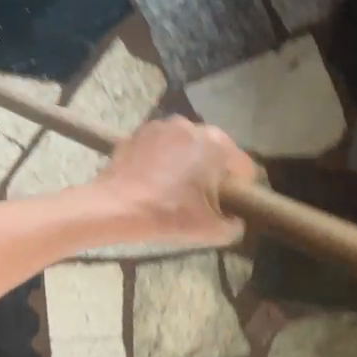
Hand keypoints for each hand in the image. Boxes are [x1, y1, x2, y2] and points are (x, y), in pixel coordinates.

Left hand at [90, 118, 258, 244]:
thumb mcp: (211, 230)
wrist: (115, 206)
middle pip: (212, 152)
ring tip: (172, 187)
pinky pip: (158, 146)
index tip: (227, 204)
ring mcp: (160, 126)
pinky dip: (159, 158)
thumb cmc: (168, 214)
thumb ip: (234, 226)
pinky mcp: (136, 133)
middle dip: (209, 171)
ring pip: (184, 146)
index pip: (242, 167)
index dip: (239, 188)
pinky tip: (152, 178)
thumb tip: (234, 220)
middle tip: (199, 197)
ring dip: (184, 161)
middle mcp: (190, 126)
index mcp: (217, 143)